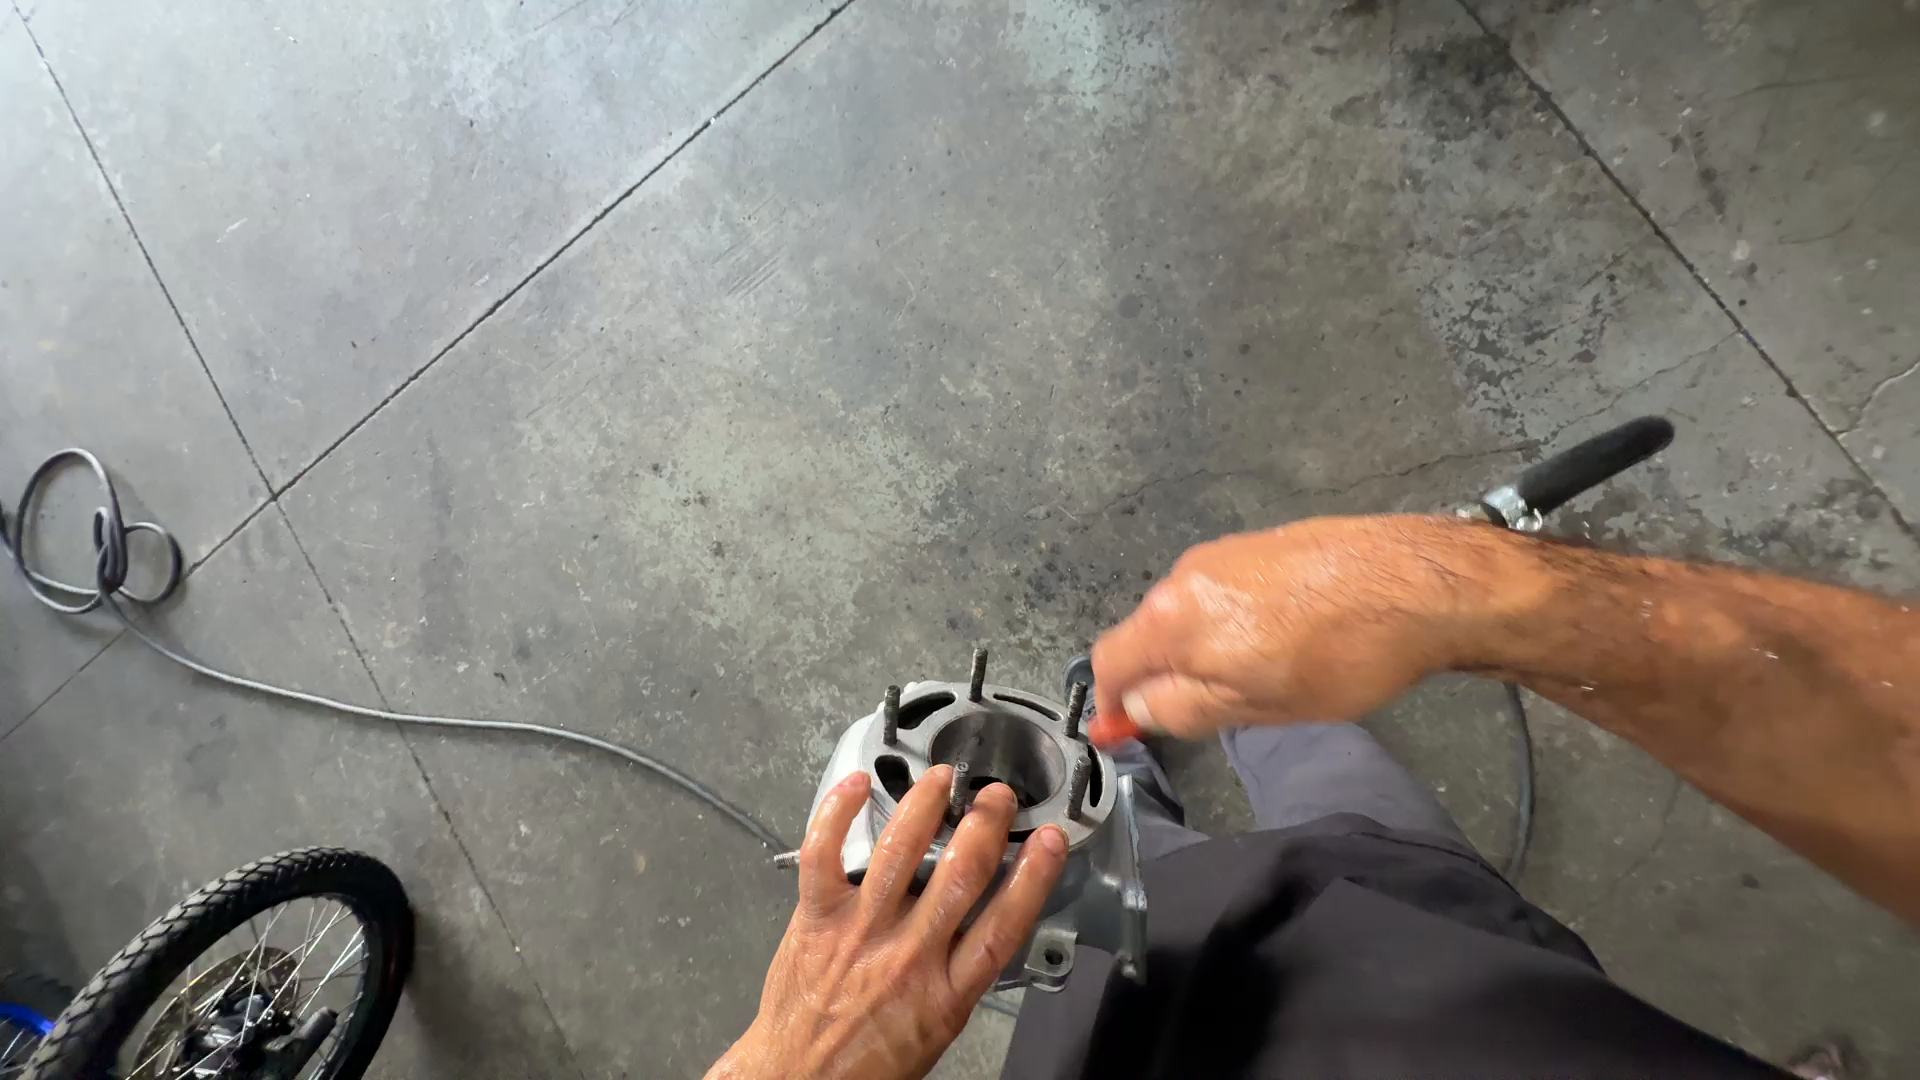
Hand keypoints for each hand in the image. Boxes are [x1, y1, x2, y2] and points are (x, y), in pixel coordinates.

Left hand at [707, 765, 1068, 1079]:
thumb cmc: (872, 1060)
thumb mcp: (938, 1024)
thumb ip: (962, 967)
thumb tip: (988, 910)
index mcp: (946, 992)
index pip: (1003, 926)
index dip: (1033, 876)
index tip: (1051, 837)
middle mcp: (908, 955)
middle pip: (959, 876)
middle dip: (984, 823)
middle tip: (996, 794)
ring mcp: (860, 931)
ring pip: (898, 853)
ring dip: (924, 805)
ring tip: (942, 777)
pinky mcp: (816, 917)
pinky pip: (823, 854)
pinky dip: (837, 813)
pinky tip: (858, 782)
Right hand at [1087, 515, 1508, 742]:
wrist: (1418, 583)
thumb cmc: (1334, 658)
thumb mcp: (1252, 706)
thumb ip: (1179, 708)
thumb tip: (1132, 709)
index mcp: (1170, 618)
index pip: (1108, 661)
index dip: (1110, 701)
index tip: (1124, 730)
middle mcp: (1181, 576)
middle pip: (1143, 634)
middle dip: (1157, 674)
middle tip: (1202, 708)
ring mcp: (1219, 554)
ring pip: (1182, 612)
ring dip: (1193, 648)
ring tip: (1253, 671)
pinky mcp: (1255, 543)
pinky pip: (1216, 591)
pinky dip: (1223, 621)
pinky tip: (1275, 635)